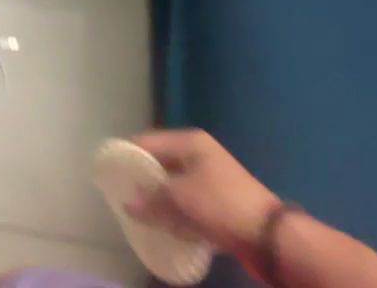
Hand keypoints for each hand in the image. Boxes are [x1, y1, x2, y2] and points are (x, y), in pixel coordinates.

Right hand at [125, 129, 280, 255]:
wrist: (269, 235)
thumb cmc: (220, 204)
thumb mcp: (180, 199)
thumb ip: (151, 199)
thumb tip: (128, 203)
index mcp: (189, 142)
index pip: (148, 141)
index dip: (127, 155)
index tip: (108, 169)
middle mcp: (199, 154)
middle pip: (161, 163)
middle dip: (143, 180)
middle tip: (122, 194)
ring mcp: (211, 178)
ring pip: (174, 185)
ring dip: (159, 199)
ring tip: (140, 213)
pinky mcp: (219, 201)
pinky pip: (188, 202)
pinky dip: (176, 212)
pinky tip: (166, 225)